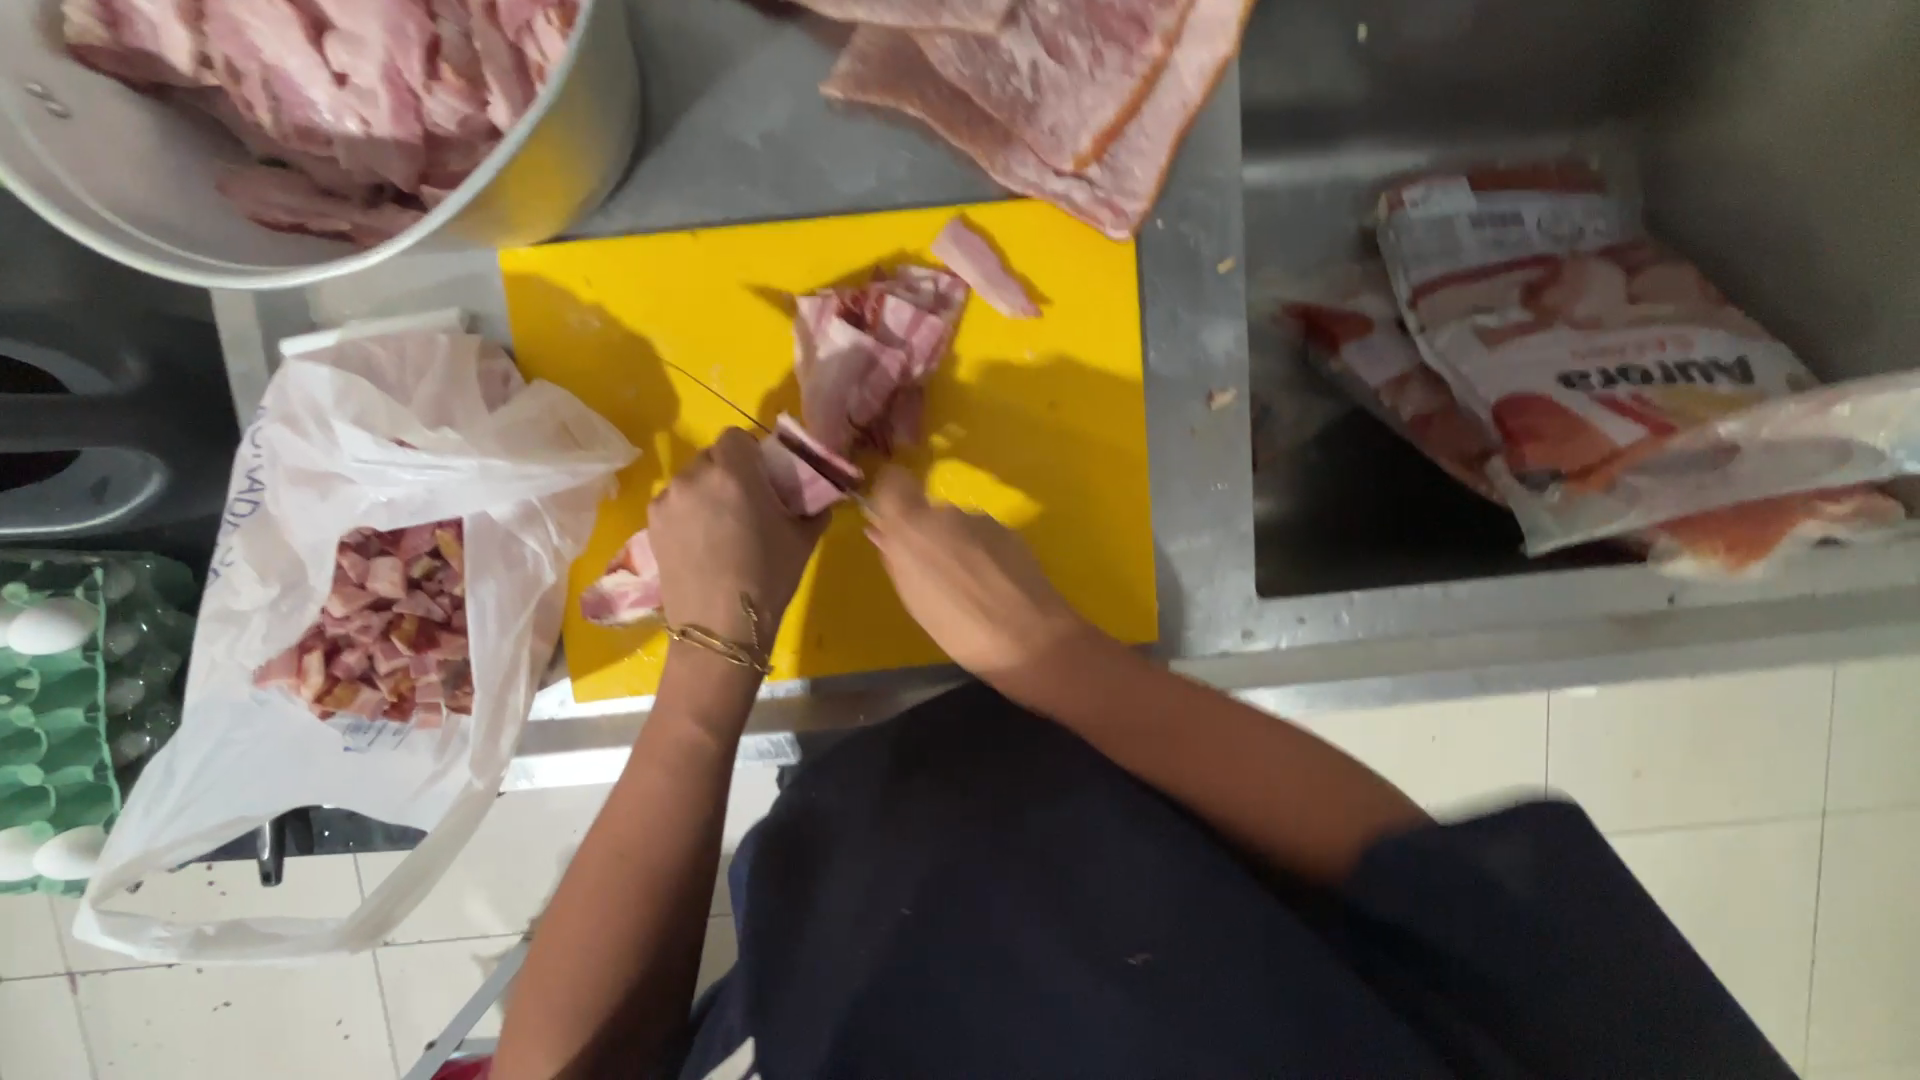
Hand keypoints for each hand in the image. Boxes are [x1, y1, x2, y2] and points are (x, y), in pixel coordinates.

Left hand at [650, 428, 824, 647]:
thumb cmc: (768, 577)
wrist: (720, 625)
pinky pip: (675, 502)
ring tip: (721, 526)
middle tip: (747, 502)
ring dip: (707, 491)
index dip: (751, 452)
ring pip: (691, 479)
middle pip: (712, 456)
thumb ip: (813, 507)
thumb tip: (820, 497)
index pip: (736, 436)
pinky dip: (688, 512)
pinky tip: (701, 543)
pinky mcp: (652, 523)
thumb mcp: (804, 539)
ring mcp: (668, 499)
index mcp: (734, 472)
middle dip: (729, 471)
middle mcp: (695, 476)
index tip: (764, 477)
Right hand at [865, 466, 1103, 686]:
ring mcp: (983, 519)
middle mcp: (947, 512)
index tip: (892, 526)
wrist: (1031, 638)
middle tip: (933, 574)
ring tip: (969, 587)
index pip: (892, 481)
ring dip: (957, 545)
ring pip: (958, 524)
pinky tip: (993, 585)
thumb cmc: (958, 629)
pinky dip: (982, 553)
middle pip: (928, 510)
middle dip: (927, 533)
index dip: (892, 499)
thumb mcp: (914, 599)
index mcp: (913, 526)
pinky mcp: (1011, 531)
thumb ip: (896, 558)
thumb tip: (883, 532)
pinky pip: (983, 535)